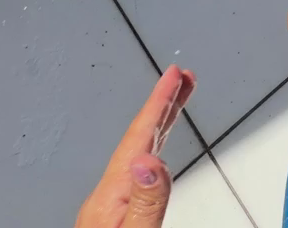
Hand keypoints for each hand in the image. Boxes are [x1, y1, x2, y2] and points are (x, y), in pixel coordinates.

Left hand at [75, 66, 195, 227]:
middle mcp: (106, 199)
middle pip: (138, 140)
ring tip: (176, 101)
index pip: (138, 140)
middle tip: (182, 76)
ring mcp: (107, 211)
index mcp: (109, 200)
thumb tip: (149, 160)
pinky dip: (151, 149)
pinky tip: (156, 151)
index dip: (159, 104)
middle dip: (162, 105)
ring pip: (137, 154)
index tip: (174, 74)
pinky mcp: (112, 222)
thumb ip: (144, 207)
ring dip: (159, 124)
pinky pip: (135, 171)